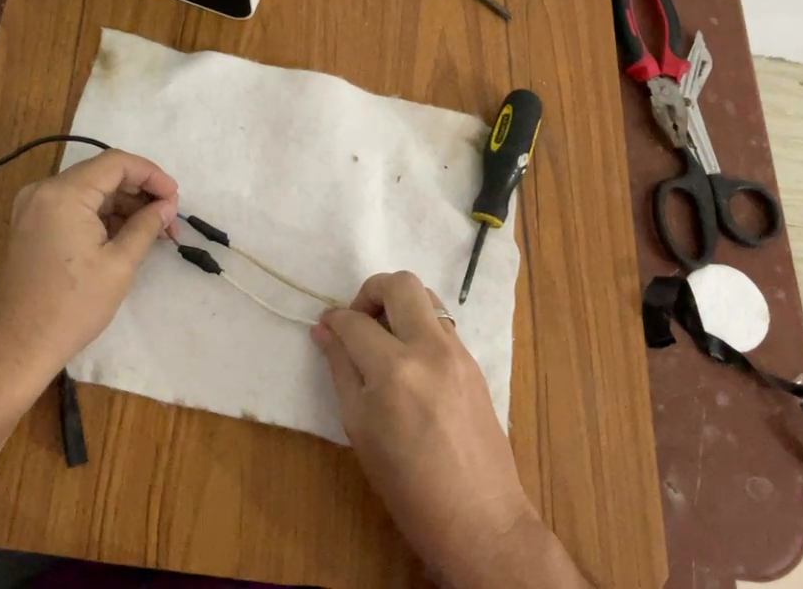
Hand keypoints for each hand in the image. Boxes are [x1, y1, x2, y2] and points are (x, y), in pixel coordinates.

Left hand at [0, 150, 178, 395]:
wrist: (19, 345)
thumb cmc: (73, 306)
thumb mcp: (119, 264)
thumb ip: (146, 225)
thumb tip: (167, 205)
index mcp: (64, 193)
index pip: (116, 162)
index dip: (152, 174)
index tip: (176, 198)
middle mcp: (44, 190)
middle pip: (102, 174)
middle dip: (140, 192)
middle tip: (170, 219)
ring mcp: (34, 207)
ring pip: (90, 191)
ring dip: (123, 205)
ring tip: (155, 232)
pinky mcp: (31, 224)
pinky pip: (74, 207)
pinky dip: (102, 216)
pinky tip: (127, 235)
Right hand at [313, 272, 588, 588]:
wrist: (478, 519)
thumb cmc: (406, 483)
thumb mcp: (359, 427)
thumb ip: (341, 369)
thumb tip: (324, 331)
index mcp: (394, 369)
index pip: (354, 320)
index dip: (333, 321)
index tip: (325, 329)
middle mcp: (430, 349)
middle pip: (400, 284)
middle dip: (370, 292)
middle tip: (359, 323)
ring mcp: (459, 354)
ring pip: (427, 297)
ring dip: (399, 305)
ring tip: (384, 340)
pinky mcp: (475, 365)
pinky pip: (443, 324)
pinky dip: (420, 326)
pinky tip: (409, 362)